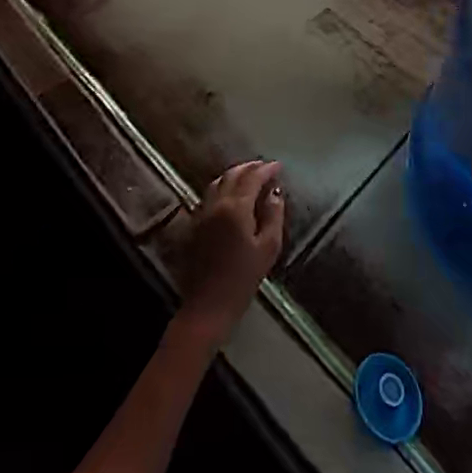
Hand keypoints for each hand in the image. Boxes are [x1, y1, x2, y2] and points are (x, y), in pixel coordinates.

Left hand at [176, 160, 285, 344]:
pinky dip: (222, 188)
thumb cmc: (244, 278)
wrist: (208, 305)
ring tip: (248, 176)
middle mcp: (215, 205)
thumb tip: (275, 192)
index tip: (278, 166)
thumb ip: (274, 214)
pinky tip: (230, 195)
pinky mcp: (193, 227)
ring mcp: (200, 215)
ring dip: (234, 175)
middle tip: (264, 167)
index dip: (266, 169)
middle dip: (249, 168)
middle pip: (231, 176)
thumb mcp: (269, 246)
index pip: (252, 178)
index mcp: (235, 208)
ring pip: (216, 184)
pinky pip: (208, 197)